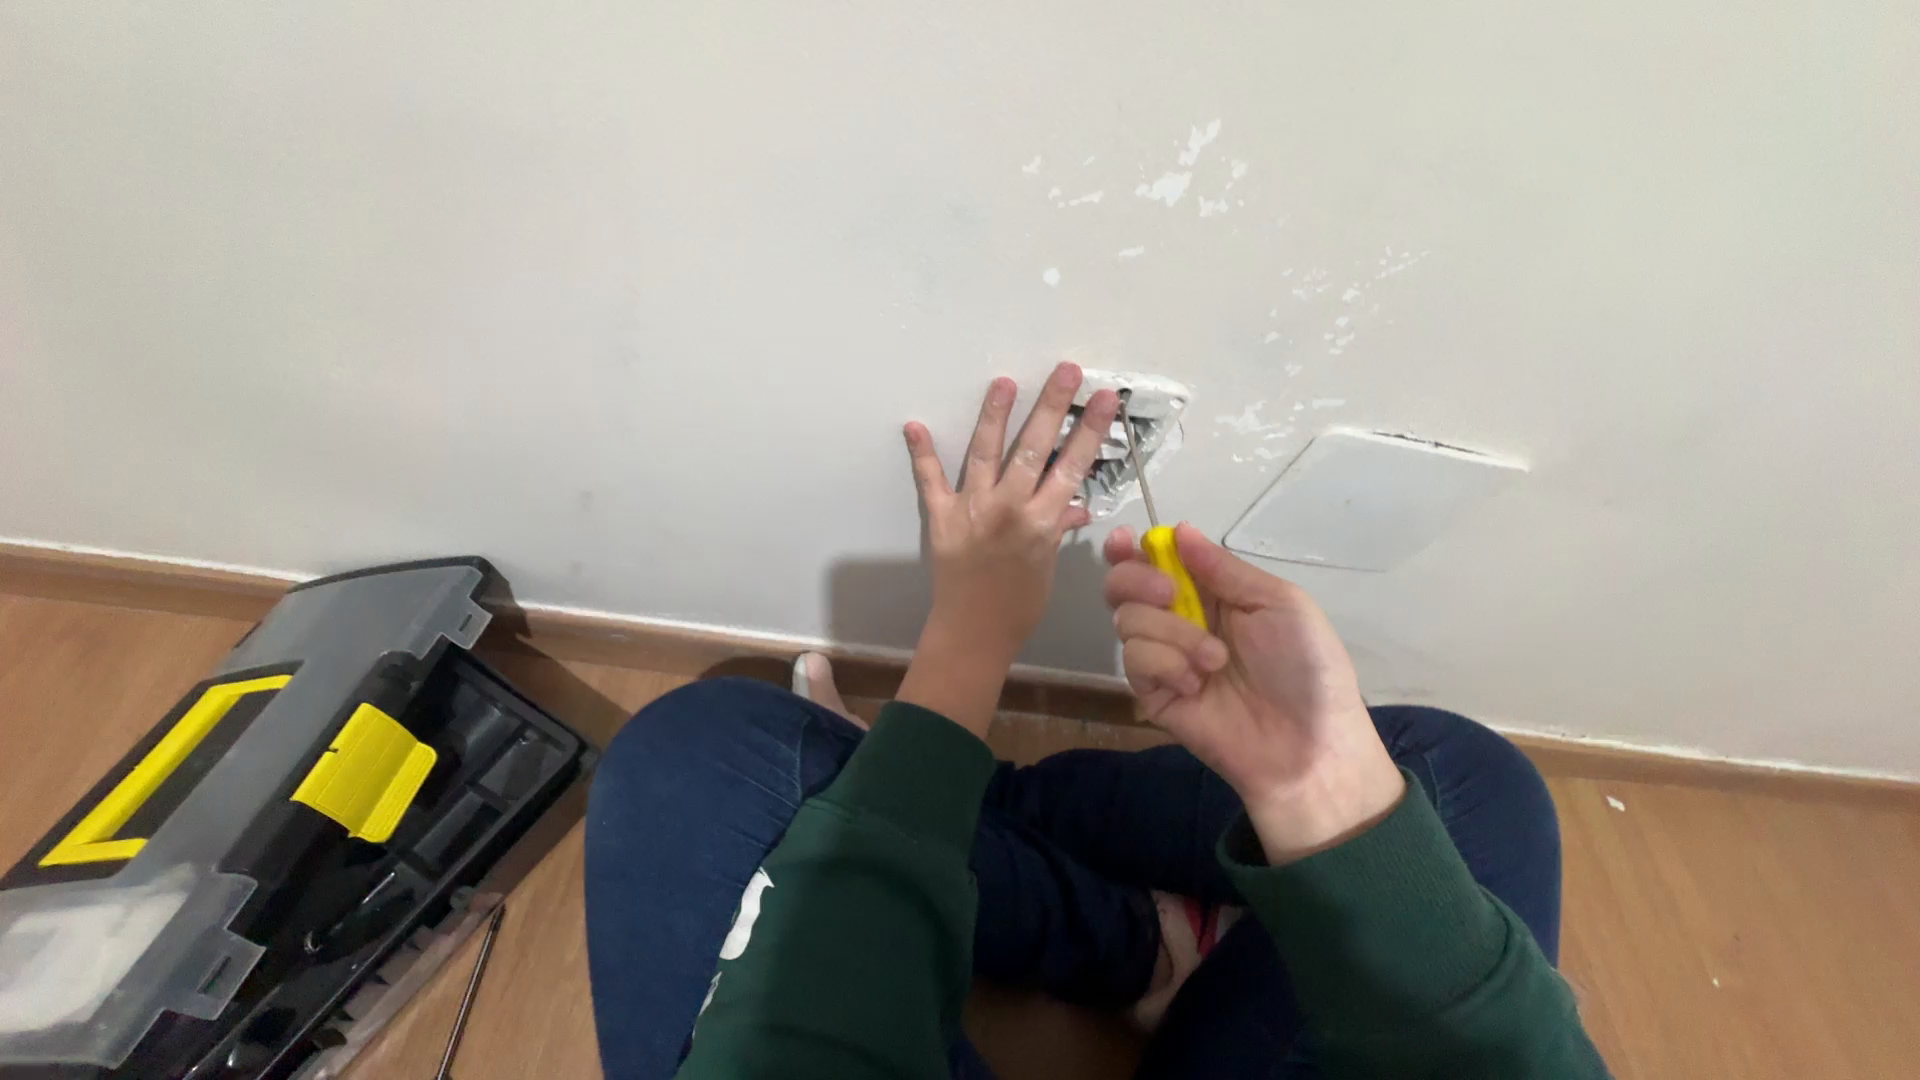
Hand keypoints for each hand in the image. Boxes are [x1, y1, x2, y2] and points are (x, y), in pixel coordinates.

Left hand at [896, 363, 1119, 736]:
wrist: (974, 632)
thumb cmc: (1019, 605)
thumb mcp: (1048, 566)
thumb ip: (1058, 528)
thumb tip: (1077, 506)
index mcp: (1042, 521)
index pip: (1073, 465)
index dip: (1090, 429)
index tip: (1104, 397)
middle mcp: (1010, 508)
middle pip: (1034, 448)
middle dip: (1052, 406)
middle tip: (1066, 370)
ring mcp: (973, 509)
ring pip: (985, 453)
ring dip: (995, 415)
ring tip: (1004, 382)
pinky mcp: (942, 518)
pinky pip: (931, 482)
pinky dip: (922, 454)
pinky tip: (914, 425)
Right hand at [1104, 524, 1404, 862]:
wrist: (1306, 747)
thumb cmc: (1305, 668)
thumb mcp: (1278, 603)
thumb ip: (1223, 568)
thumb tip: (1179, 530)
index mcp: (1209, 592)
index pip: (1156, 560)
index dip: (1134, 547)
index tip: (1126, 541)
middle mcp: (1177, 618)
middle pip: (1123, 583)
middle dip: (1138, 580)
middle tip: (1170, 595)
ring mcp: (1161, 656)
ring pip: (1127, 619)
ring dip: (1172, 633)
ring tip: (1215, 661)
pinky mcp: (1151, 691)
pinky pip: (1135, 659)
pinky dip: (1166, 665)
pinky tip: (1197, 686)